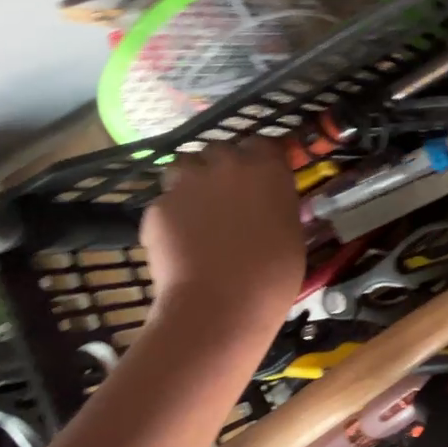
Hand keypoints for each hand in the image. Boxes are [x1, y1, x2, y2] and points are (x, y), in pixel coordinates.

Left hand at [139, 140, 304, 339]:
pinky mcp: (157, 208)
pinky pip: (164, 203)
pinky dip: (171, 216)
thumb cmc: (274, 272)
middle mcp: (228, 166)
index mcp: (268, 169)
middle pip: (219, 149)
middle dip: (221, 167)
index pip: (261, 143)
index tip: (260, 176)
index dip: (258, 158)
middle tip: (226, 196)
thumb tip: (265, 206)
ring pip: (184, 167)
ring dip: (190, 181)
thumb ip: (275, 204)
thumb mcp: (290, 228)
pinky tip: (178, 242)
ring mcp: (188, 184)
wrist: (221, 303)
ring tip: (197, 211)